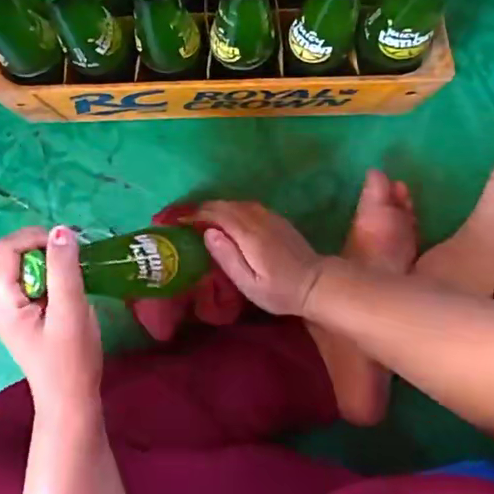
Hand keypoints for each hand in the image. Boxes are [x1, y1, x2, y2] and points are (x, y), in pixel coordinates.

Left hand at [0, 226, 102, 412]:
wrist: (73, 404)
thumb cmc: (71, 361)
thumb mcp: (70, 312)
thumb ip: (64, 270)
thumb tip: (60, 230)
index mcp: (4, 302)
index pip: (7, 249)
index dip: (33, 237)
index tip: (65, 243)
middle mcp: (4, 301)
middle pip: (14, 254)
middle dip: (43, 245)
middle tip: (74, 252)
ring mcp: (16, 308)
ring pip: (27, 265)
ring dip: (51, 258)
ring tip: (77, 266)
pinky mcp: (31, 313)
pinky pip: (38, 279)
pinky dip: (55, 272)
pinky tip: (74, 282)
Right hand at [196, 201, 330, 316]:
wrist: (316, 283)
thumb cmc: (280, 291)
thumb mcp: (249, 284)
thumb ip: (227, 258)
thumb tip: (207, 233)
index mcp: (248, 234)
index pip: (215, 214)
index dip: (195, 215)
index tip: (178, 221)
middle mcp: (257, 218)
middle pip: (223, 205)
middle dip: (201, 208)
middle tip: (184, 218)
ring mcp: (268, 215)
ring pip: (234, 202)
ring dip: (215, 207)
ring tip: (199, 217)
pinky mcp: (274, 217)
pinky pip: (245, 205)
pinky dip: (230, 207)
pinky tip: (225, 218)